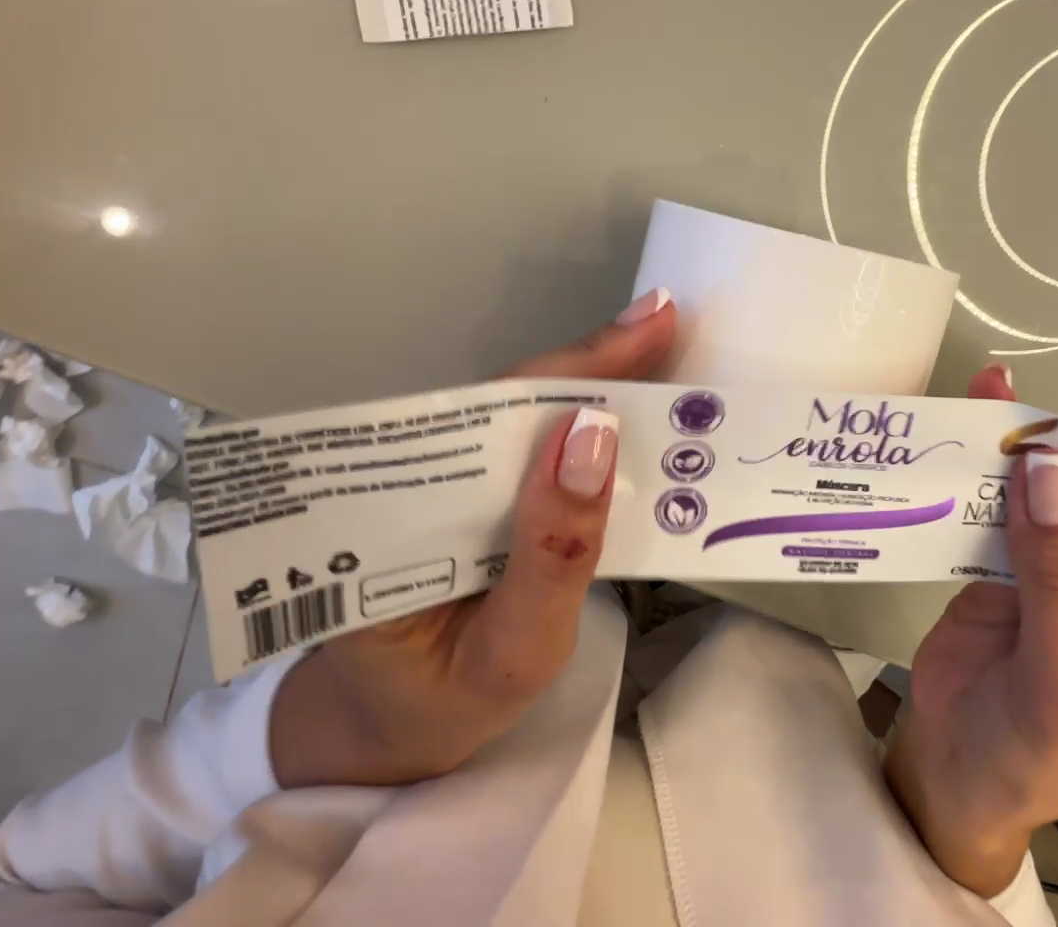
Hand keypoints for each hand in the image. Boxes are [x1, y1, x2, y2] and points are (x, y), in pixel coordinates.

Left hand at [269, 291, 675, 787]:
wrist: (389, 735)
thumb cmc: (446, 703)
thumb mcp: (513, 651)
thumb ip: (553, 554)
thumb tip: (593, 433)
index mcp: (397, 510)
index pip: (490, 419)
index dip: (575, 367)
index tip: (650, 321)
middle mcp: (410, 481)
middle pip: (506, 405)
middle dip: (593, 363)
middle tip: (668, 322)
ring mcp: (438, 488)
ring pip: (517, 422)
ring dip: (591, 387)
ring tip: (658, 351)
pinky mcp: (466, 502)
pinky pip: (525, 454)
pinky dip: (580, 431)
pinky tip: (625, 412)